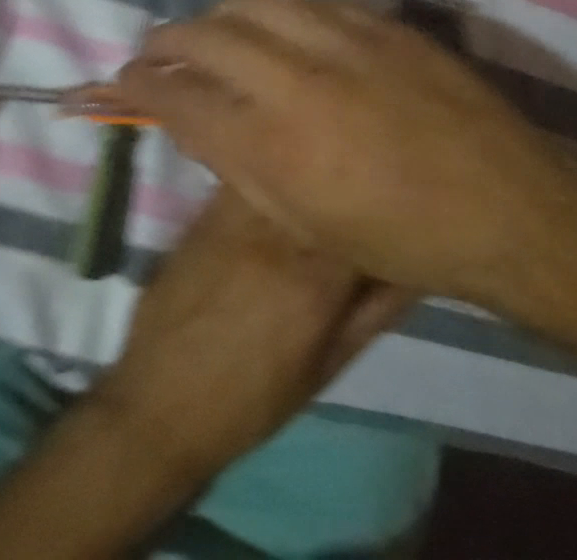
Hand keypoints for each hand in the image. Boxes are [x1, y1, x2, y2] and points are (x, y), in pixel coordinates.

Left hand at [90, 187, 415, 473]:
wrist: (159, 407)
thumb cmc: (252, 400)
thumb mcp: (328, 367)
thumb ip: (377, 312)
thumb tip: (416, 267)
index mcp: (316, 281)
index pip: (369, 217)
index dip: (389, 207)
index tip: (400, 205)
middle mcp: (275, 240)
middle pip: (327, 187)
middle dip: (351, 182)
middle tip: (368, 183)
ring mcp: (230, 223)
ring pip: (283, 173)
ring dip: (306, 169)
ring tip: (323, 170)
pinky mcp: (199, 218)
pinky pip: (243, 182)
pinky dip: (265, 174)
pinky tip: (275, 175)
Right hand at [112, 0, 576, 393]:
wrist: (507, 208)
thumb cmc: (399, 239)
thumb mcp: (303, 221)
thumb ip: (240, 165)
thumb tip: (199, 121)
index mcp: (271, 143)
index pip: (177, 96)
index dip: (136, 85)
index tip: (119, 80)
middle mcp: (298, 79)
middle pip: (205, 34)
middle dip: (165, 39)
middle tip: (153, 52)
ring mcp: (345, 43)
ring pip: (257, 2)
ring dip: (220, 16)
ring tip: (214, 35)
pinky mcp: (386, 26)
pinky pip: (314, 1)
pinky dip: (282, 13)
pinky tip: (284, 32)